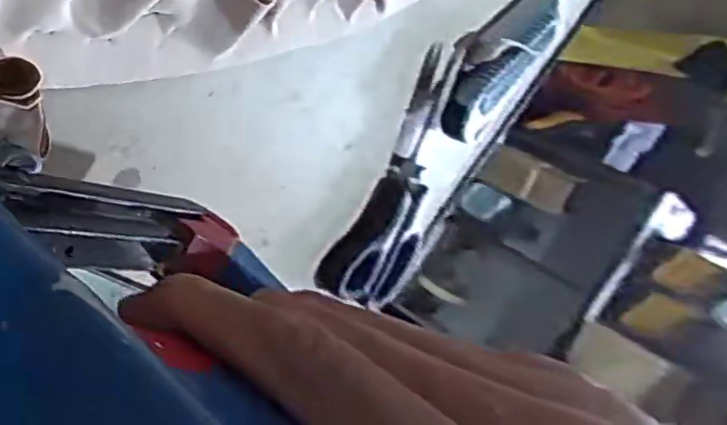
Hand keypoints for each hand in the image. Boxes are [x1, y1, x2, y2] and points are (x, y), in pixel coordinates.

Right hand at [119, 276, 650, 424]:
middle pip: (328, 324)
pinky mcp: (577, 387)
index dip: (211, 317)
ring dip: (295, 339)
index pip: (310, 355)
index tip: (149, 311)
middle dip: (238, 325)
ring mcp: (566, 395)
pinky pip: (422, 342)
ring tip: (262, 380)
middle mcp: (533, 421)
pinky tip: (358, 400)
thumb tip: (221, 412)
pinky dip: (361, 355)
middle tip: (185, 354)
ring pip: (368, 321)